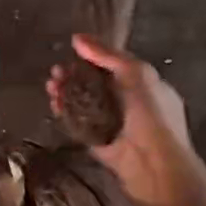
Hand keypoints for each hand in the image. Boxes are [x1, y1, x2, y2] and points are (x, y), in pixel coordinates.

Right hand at [47, 35, 205, 205]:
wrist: (154, 166)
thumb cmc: (152, 115)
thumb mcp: (137, 74)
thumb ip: (108, 55)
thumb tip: (76, 38)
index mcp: (146, 87)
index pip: (116, 66)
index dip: (94, 56)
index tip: (73, 50)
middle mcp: (130, 104)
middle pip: (95, 82)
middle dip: (74, 73)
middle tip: (56, 70)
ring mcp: (113, 123)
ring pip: (84, 100)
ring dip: (66, 90)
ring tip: (51, 85)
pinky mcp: (98, 140)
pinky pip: (78, 121)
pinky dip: (65, 111)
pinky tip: (54, 102)